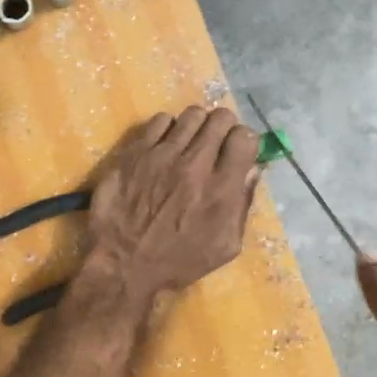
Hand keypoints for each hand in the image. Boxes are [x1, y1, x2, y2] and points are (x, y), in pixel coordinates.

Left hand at [81, 106, 259, 302]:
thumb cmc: (177, 261)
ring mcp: (162, 154)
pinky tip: (164, 145)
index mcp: (221, 190)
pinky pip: (159, 120)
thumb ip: (243, 204)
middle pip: (220, 118)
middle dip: (223, 127)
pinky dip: (167, 129)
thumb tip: (253, 168)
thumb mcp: (226, 246)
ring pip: (191, 115)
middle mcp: (195, 164)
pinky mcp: (136, 151)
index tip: (236, 150)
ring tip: (189, 141)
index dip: (244, 140)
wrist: (123, 262)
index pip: (245, 137)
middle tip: (215, 142)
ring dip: (196, 125)